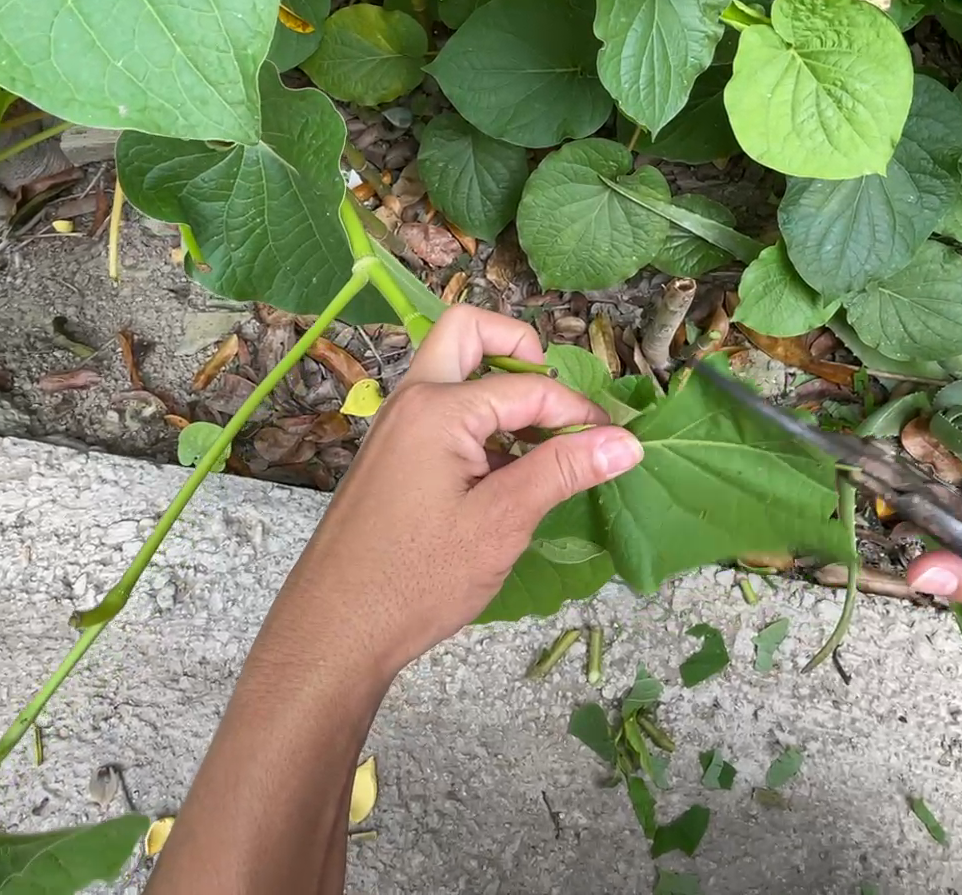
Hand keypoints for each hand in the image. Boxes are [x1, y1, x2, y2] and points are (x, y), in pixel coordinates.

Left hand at [264, 306, 643, 678]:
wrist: (334, 629)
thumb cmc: (417, 578)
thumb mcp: (501, 523)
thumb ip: (563, 471)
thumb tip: (627, 441)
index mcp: (437, 407)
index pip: (528, 386)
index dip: (578, 412)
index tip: (613, 442)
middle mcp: (411, 399)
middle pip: (468, 332)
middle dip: (521, 350)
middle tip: (554, 403)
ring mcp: (397, 424)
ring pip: (453, 368)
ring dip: (500, 385)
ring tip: (540, 440)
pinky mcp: (394, 452)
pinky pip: (442, 409)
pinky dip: (480, 419)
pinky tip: (506, 470)